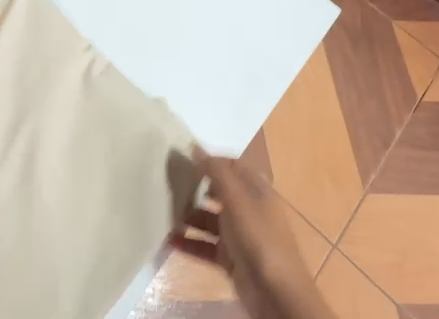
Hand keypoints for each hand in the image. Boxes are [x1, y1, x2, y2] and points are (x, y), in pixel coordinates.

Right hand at [173, 151, 329, 318]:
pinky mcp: (230, 258)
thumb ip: (216, 171)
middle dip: (195, 188)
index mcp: (256, 191)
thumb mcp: (237, 198)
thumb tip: (195, 146)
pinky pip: (206, 245)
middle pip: (218, 192)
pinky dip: (189, 243)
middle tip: (168, 183)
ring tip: (163, 212)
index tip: (184, 157)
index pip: (232, 166)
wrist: (275, 293)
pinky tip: (169, 240)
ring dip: (188, 216)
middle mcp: (248, 210)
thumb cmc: (258, 237)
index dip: (211, 160)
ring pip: (209, 220)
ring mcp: (239, 236)